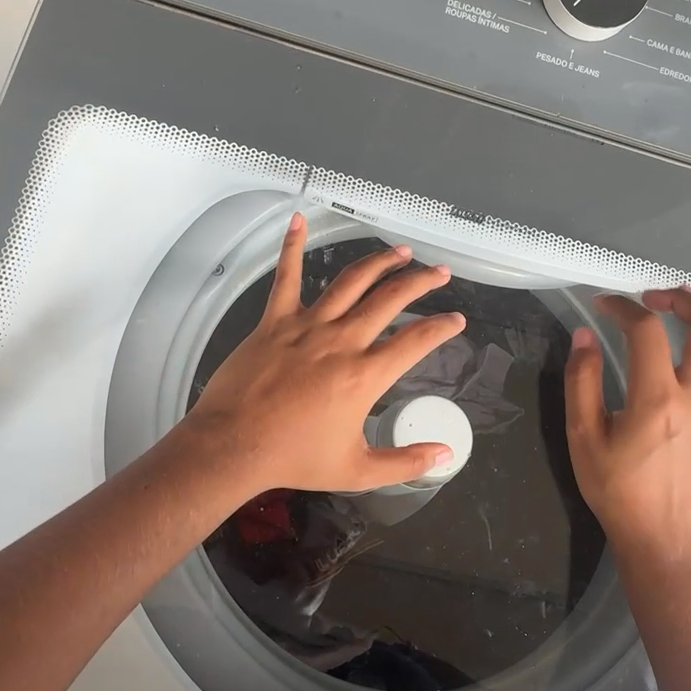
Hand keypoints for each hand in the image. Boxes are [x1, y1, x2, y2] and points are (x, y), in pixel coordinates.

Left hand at [179, 213, 466, 496]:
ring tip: (400, 251)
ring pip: (351, 282)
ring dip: (379, 262)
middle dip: (421, 281)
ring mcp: (307, 326)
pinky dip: (292, 247)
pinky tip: (299, 220)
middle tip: (439, 272)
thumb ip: (406, 461)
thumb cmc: (295, 459)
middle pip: (390, 299)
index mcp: (366, 375)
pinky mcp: (274, 321)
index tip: (456, 320)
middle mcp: (342, 341)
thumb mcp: (358, 470)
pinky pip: (286, 277)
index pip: (416, 341)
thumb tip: (446, 453)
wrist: (234, 446)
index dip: (442, 327)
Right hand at [565, 288, 690, 565]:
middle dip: (683, 300)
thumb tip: (585, 337)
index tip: (602, 304)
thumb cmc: (616, 489)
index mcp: (657, 399)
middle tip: (652, 297)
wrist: (659, 533)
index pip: (647, 332)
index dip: (623, 307)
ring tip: (677, 311)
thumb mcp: (583, 437)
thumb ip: (582, 382)